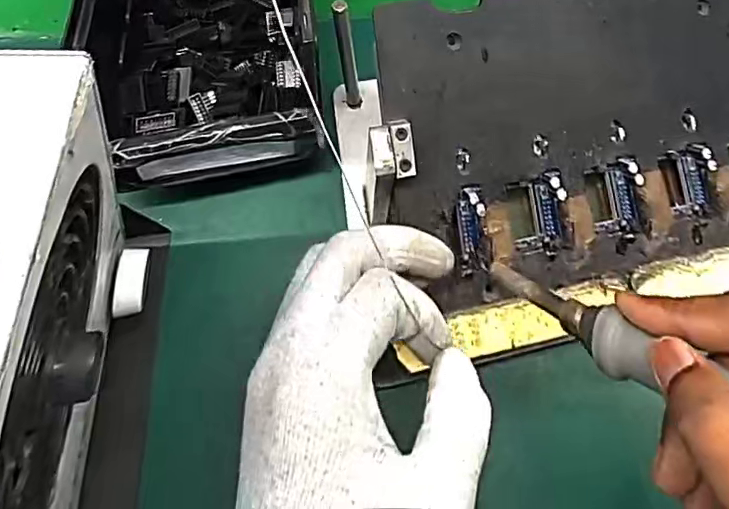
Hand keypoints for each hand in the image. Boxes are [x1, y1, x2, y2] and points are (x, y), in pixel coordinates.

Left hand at [237, 227, 490, 508]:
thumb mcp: (433, 491)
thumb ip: (461, 412)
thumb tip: (454, 366)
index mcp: (320, 366)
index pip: (382, 290)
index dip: (426, 308)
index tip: (446, 347)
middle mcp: (284, 356)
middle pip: (336, 253)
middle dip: (393, 245)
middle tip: (435, 258)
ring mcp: (269, 373)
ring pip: (315, 276)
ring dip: (366, 269)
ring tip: (410, 284)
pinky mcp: (267, 394)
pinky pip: (306, 314)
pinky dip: (346, 300)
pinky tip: (377, 328)